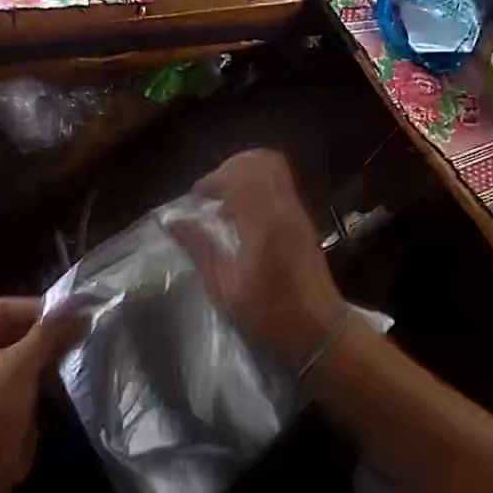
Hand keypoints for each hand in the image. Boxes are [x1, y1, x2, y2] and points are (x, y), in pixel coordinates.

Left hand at [0, 297, 87, 492]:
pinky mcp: (7, 409)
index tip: (77, 310)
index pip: (4, 308)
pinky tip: (78, 374)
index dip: (39, 306)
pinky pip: (32, 383)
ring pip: (28, 358)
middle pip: (17, 332)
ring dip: (55, 353)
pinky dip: (53, 377)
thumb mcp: (16, 367)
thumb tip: (79, 305)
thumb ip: (47, 334)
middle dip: (51, 330)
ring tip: (89, 347)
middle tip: (89, 328)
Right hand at [168, 149, 346, 366]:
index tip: (196, 200)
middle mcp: (285, 209)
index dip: (212, 180)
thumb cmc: (270, 315)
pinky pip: (280, 186)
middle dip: (229, 170)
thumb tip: (173, 223)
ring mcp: (298, 213)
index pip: (238, 174)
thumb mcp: (225, 288)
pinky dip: (258, 189)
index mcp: (264, 224)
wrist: (319, 331)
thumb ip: (199, 249)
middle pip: (260, 161)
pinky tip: (243, 218)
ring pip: (274, 169)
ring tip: (225, 205)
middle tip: (211, 195)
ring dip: (244, 177)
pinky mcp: (304, 221)